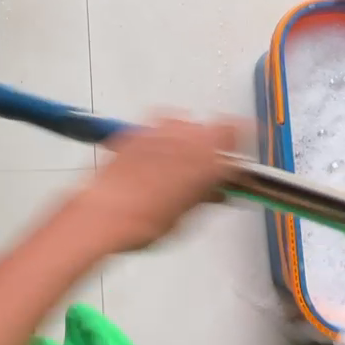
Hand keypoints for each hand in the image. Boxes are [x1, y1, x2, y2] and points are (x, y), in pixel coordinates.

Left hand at [63, 115, 243, 253]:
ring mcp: (156, 130)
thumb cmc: (145, 220)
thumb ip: (208, 194)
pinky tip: (153, 162)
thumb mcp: (189, 215)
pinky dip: (160, 140)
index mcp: (207, 155)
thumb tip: (218, 190)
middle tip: (207, 170)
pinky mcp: (133, 132)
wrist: (103, 213)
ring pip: (182, 124)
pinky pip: (155, 128)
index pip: (237, 129)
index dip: (241, 141)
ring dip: (184, 140)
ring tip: (177, 166)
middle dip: (211, 145)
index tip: (238, 157)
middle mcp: (183, 135)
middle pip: (209, 127)